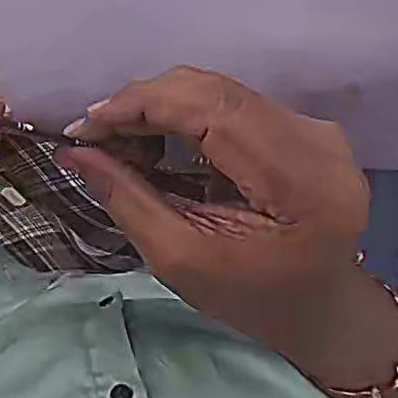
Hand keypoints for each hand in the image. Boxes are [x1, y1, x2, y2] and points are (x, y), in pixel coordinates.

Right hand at [59, 69, 397, 377]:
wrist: (321, 308)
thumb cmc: (254, 299)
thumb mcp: (181, 261)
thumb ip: (129, 200)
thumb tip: (76, 153)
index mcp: (300, 181)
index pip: (213, 109)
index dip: (143, 104)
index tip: (87, 125)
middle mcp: (316, 140)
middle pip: (214, 90)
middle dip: (143, 101)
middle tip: (94, 133)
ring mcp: (315, 128)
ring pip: (218, 90)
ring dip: (159, 105)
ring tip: (115, 135)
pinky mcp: (303, 127)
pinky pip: (230, 101)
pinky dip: (183, 112)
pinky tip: (153, 134)